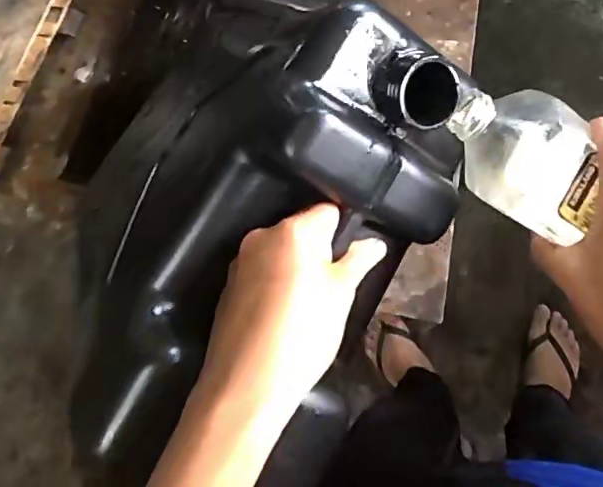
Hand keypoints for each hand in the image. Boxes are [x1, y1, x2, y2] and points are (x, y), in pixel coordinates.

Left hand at [200, 203, 388, 412]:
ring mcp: (240, 262)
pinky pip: (261, 274)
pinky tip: (280, 319)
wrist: (244, 390)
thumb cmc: (302, 335)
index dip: (343, 233)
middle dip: (318, 252)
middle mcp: (262, 236)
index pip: (328, 211)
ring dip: (295, 269)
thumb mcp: (341, 296)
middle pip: (303, 230)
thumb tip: (374, 243)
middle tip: (330, 288)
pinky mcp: (227, 288)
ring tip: (306, 308)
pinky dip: (274, 286)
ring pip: (281, 253)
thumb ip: (359, 260)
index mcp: (293, 230)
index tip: (348, 261)